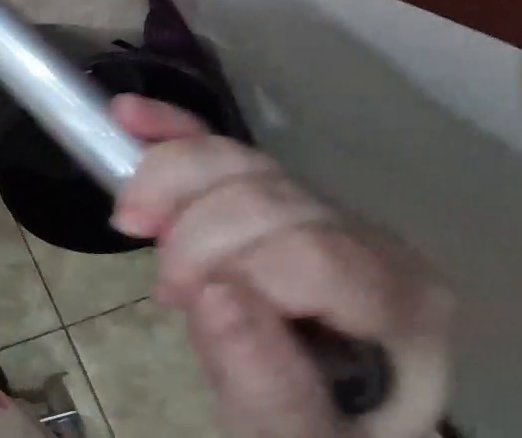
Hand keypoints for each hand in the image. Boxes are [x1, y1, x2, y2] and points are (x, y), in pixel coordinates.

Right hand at [110, 94, 452, 437]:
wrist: (322, 409)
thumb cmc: (316, 424)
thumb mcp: (293, 431)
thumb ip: (266, 378)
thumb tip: (214, 293)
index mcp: (393, 302)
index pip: (304, 250)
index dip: (226, 263)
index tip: (175, 301)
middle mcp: (369, 242)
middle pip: (262, 196)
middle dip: (188, 232)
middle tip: (163, 287)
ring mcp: (322, 208)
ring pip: (233, 159)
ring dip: (163, 180)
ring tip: (134, 223)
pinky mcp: (273, 191)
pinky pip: (218, 145)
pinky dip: (168, 128)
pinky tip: (128, 116)